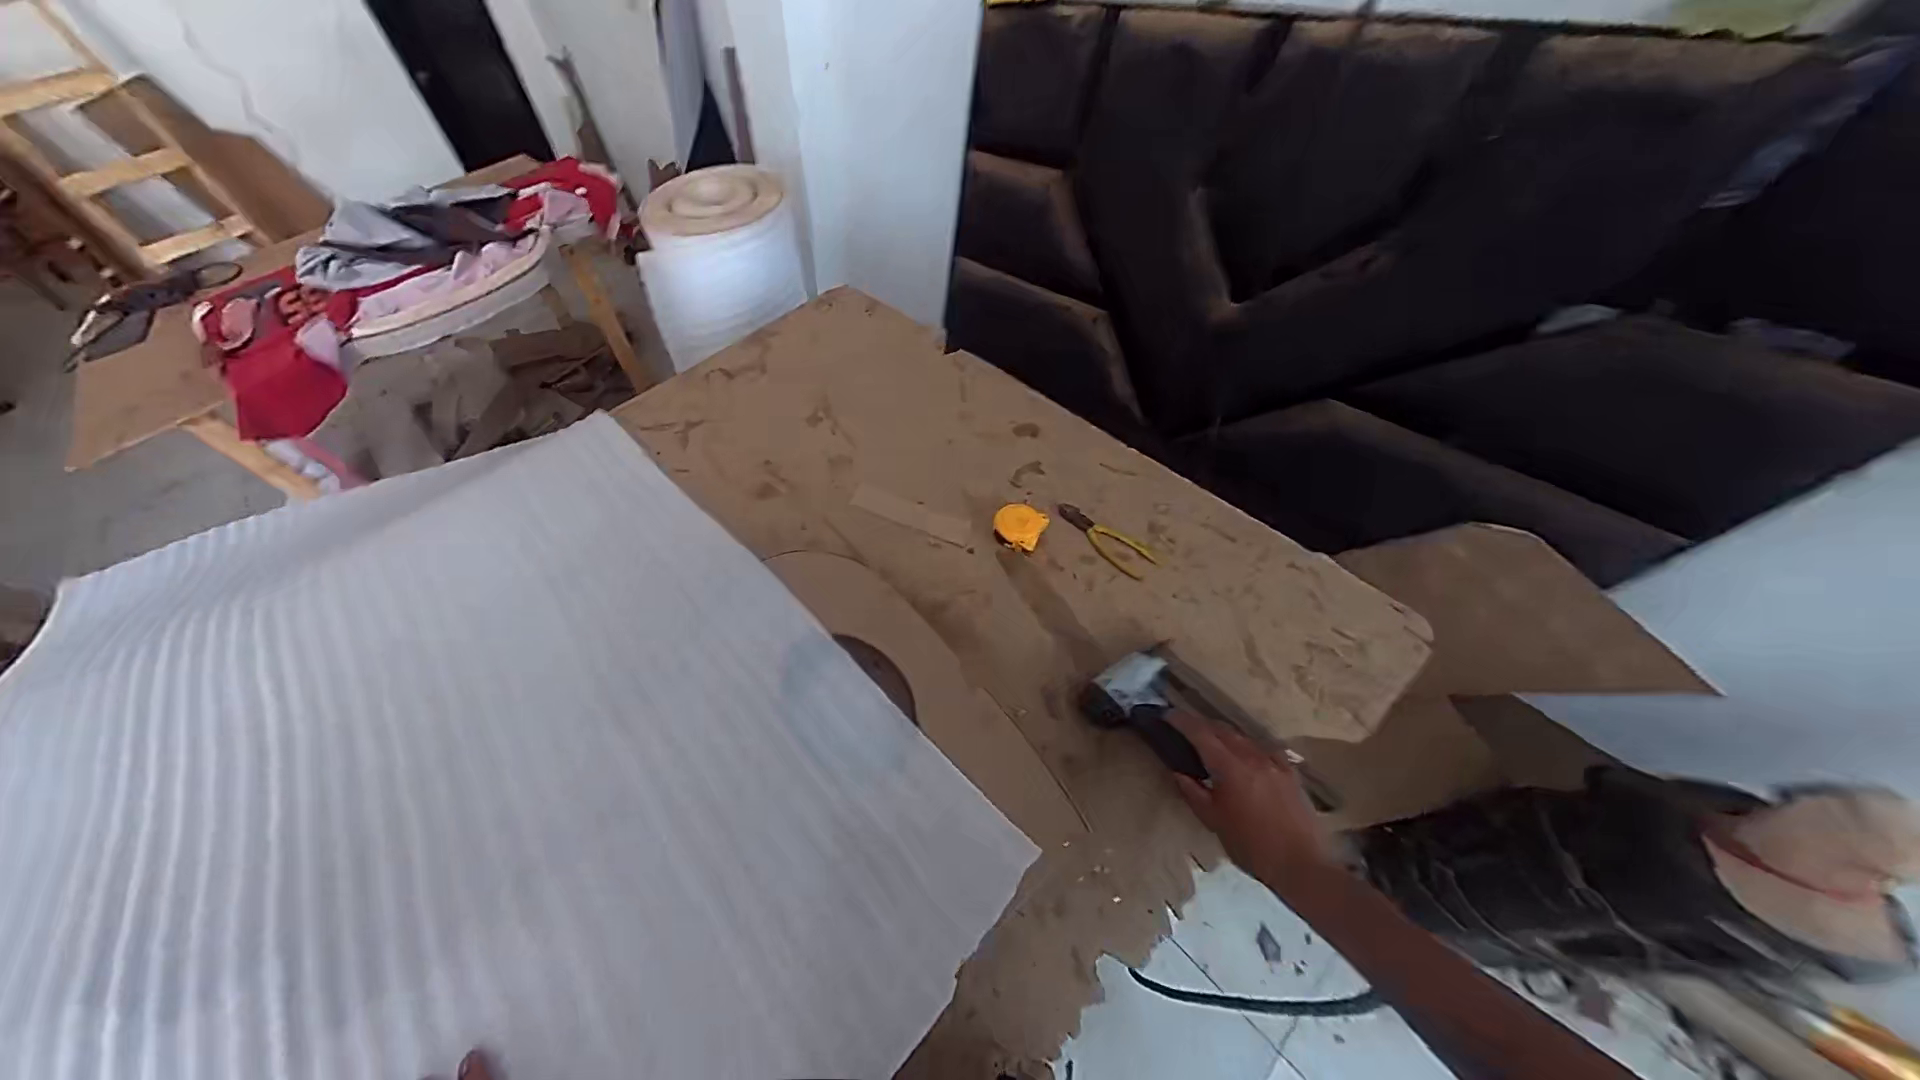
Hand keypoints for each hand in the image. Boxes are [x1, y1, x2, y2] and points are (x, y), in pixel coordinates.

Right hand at [1165, 710, 1334, 884]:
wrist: (1302, 865)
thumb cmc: (1251, 846)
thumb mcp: (1214, 821)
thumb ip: (1193, 793)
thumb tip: (1178, 773)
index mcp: (1230, 768)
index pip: (1200, 734)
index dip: (1181, 721)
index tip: (1167, 714)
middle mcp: (1252, 757)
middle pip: (1222, 730)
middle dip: (1200, 724)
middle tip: (1184, 726)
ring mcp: (1274, 763)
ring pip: (1243, 738)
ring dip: (1223, 734)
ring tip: (1211, 740)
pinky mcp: (1290, 774)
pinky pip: (1264, 750)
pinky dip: (1248, 747)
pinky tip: (1247, 755)